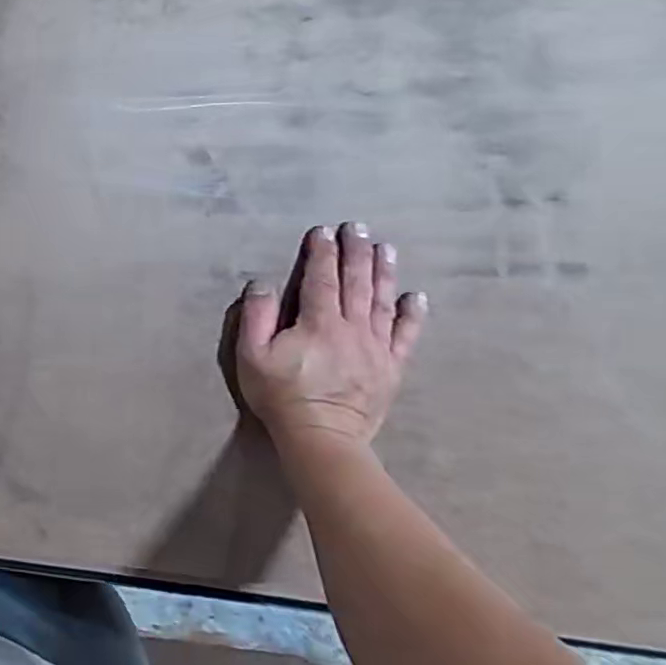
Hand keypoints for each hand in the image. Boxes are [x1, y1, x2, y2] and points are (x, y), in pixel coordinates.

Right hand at [232, 223, 428, 448]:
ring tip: (385, 248)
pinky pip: (405, 336)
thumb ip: (256, 317)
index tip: (323, 231)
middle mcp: (352, 330)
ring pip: (381, 303)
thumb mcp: (251, 354)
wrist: (322, 437)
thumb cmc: (279, 393)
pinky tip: (414, 296)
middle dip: (355, 253)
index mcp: (318, 324)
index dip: (321, 254)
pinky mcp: (390, 368)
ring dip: (382, 273)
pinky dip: (411, 314)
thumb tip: (264, 284)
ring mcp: (376, 349)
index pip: (320, 280)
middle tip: (359, 227)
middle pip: (354, 285)